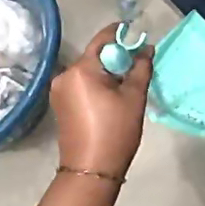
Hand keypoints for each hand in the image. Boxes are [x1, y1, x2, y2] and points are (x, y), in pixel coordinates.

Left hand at [51, 23, 153, 180]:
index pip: (102, 39)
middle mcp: (64, 74)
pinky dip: (96, 85)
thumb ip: (140, 67)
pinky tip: (110, 98)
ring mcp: (59, 90)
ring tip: (126, 86)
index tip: (138, 36)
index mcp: (80, 69)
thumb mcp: (133, 97)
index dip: (121, 35)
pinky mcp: (59, 104)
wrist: (91, 170)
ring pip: (88, 71)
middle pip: (94, 55)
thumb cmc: (115, 131)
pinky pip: (81, 84)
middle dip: (115, 57)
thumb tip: (146, 48)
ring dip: (106, 73)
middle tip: (137, 66)